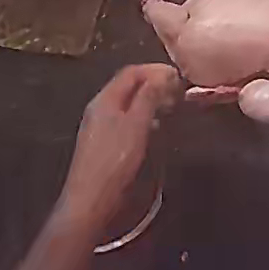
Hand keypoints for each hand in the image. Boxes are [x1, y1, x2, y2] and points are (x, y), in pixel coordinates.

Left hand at [60, 64, 179, 221]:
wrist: (90, 199)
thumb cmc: (115, 160)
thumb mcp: (136, 125)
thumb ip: (148, 98)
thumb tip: (162, 75)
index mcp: (106, 99)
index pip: (131, 72)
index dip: (155, 70)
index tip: (178, 75)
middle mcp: (100, 107)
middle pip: (128, 85)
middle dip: (153, 83)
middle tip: (177, 90)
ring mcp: (100, 124)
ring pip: (128, 102)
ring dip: (149, 99)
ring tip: (171, 105)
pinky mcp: (103, 141)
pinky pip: (126, 117)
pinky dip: (143, 115)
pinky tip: (155, 126)